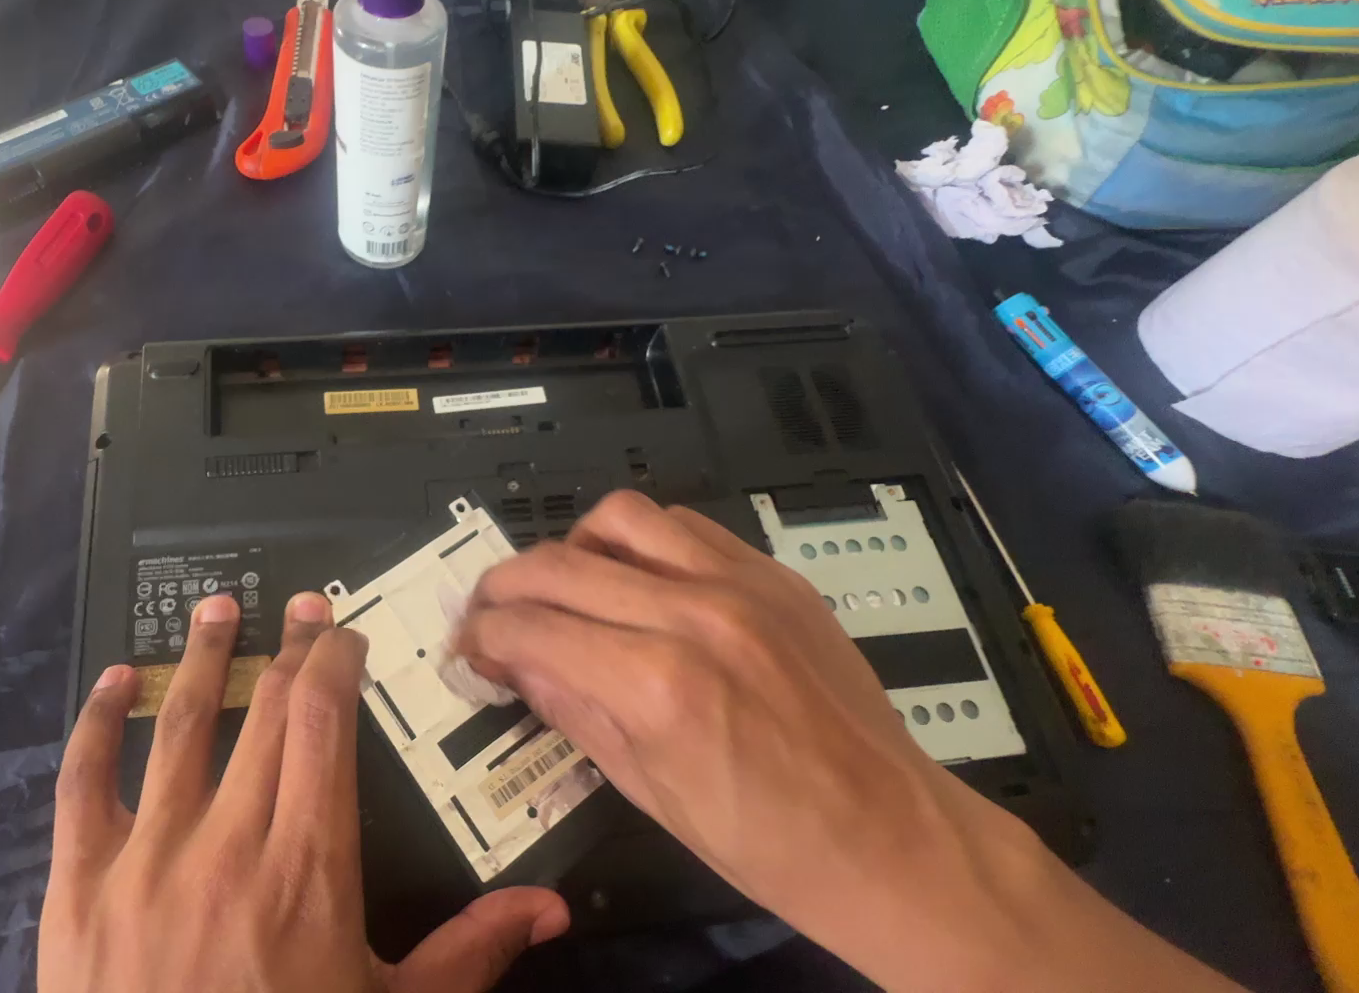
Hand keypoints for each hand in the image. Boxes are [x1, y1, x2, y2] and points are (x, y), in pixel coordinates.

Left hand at [39, 591, 569, 992]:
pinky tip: (116, 677)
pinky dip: (96, 721)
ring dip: (204, 658)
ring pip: (181, 725)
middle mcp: (228, 844)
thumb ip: (472, 951)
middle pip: (268, 710)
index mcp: (308, 867)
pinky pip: (81, 781)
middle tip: (302, 608)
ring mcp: (145, 858)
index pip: (325, 723)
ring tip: (220, 609)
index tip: (343, 632)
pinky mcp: (77, 886)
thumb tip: (552, 906)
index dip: (336, 661)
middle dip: (291, 648)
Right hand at [454, 491, 1244, 992]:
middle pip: (558, 563)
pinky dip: (638, 543)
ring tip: (566, 587)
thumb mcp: (643, 787)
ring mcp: (739, 583)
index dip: (481, 633)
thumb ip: (565, 704)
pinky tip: (636, 581)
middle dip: (502, 586)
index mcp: (654, 685)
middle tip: (490, 614)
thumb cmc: (760, 840)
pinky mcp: (772, 574)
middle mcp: (691, 614)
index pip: (530, 627)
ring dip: (572, 548)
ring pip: (618, 518)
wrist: (891, 838)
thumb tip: (504, 656)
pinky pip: (682, 526)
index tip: (466, 646)